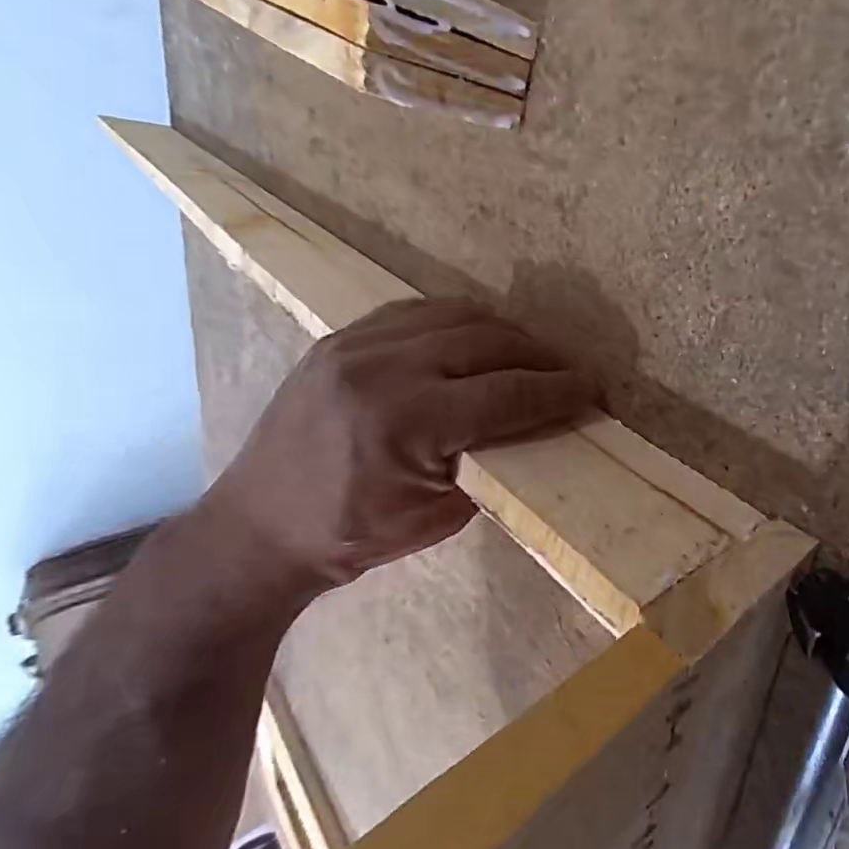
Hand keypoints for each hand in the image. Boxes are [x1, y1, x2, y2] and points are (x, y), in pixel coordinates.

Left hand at [201, 298, 597, 594]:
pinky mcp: (341, 336)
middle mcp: (386, 367)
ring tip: (527, 355)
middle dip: (540, 356)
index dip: (558, 390)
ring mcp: (357, 343)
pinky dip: (457, 322)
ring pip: (457, 313)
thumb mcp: (440, 513)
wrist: (257, 529)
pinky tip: (473, 341)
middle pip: (490, 341)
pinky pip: (418, 312)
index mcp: (410, 420)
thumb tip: (533, 426)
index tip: (592, 388)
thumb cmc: (351, 536)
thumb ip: (493, 460)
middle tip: (567, 372)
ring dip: (503, 332)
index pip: (509, 392)